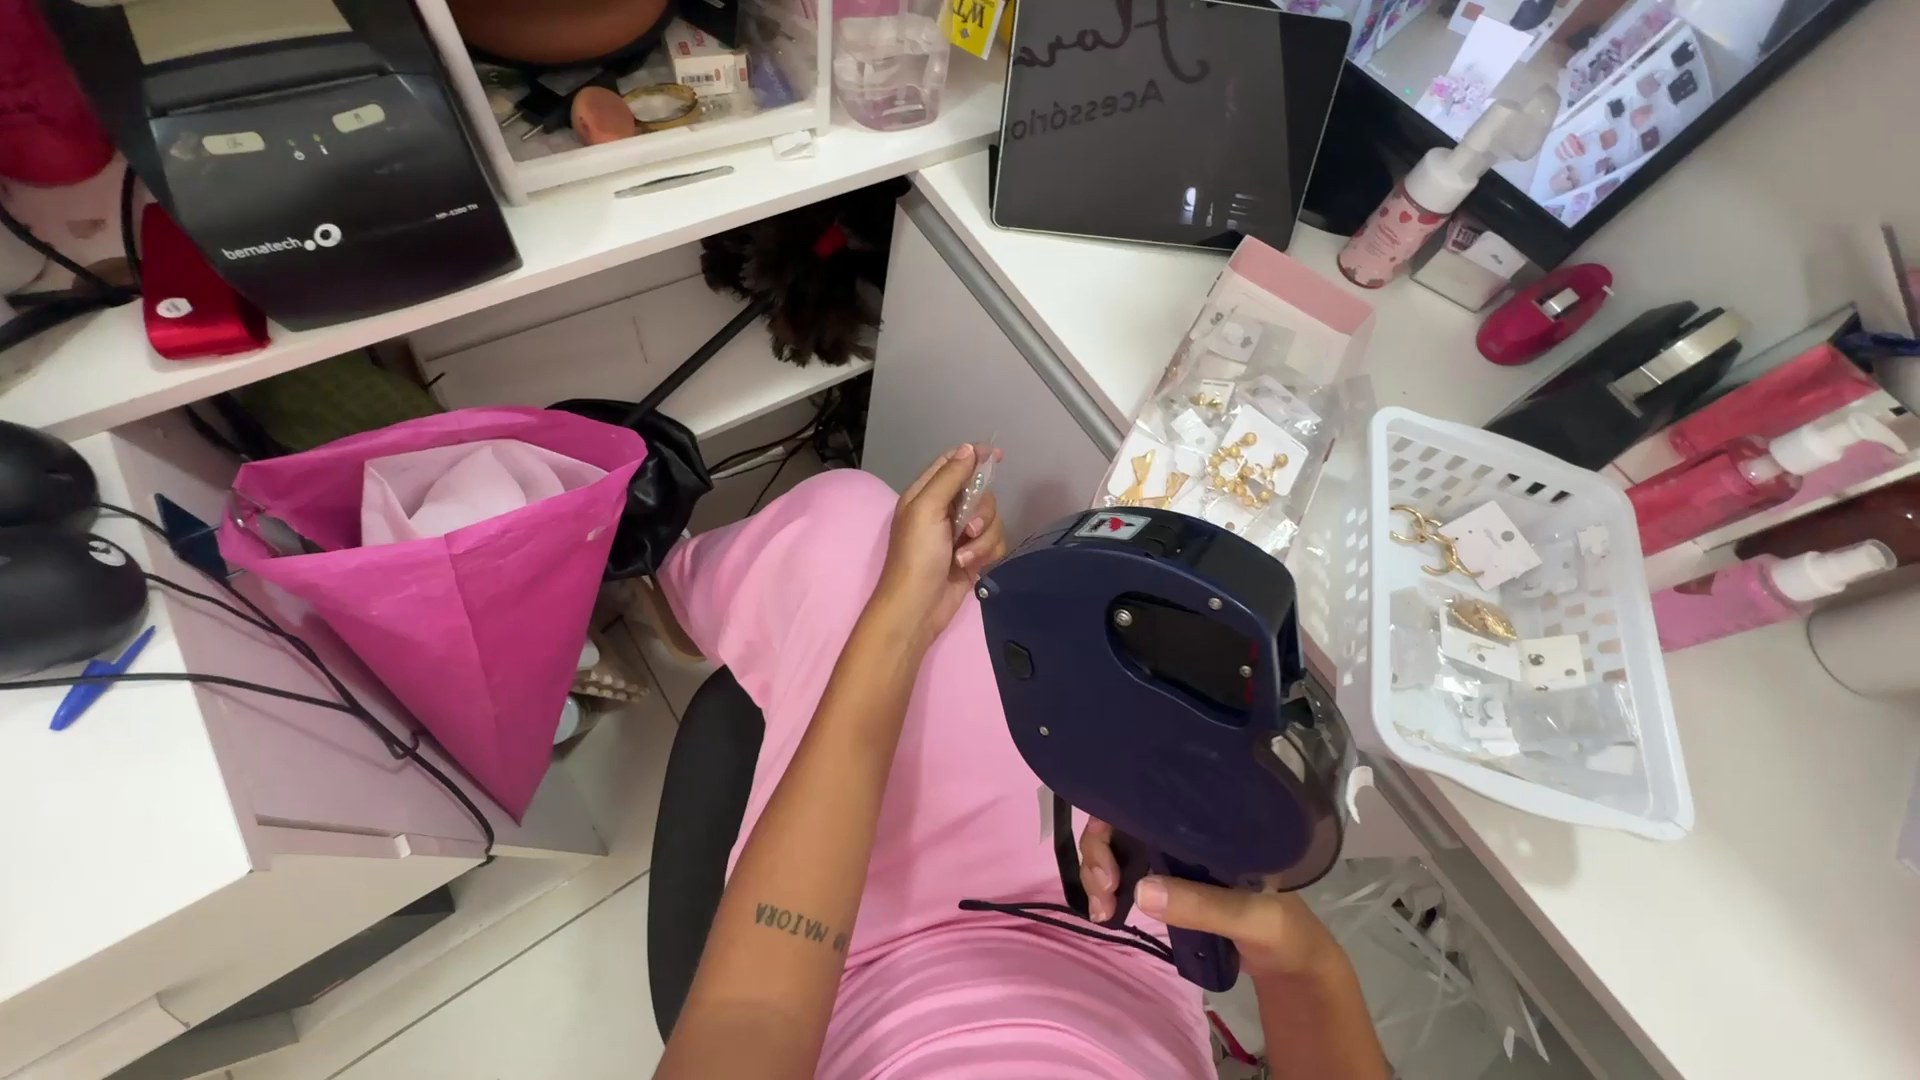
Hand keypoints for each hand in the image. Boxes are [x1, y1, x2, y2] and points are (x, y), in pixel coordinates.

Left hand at [870, 445, 1005, 651]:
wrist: (918, 607)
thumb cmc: (916, 556)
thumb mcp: (927, 509)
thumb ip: (950, 477)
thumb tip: (970, 448)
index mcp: (926, 494)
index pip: (954, 464)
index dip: (975, 457)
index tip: (998, 456)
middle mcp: (944, 510)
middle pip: (981, 493)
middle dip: (981, 512)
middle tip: (967, 529)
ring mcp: (960, 535)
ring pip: (992, 520)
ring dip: (983, 539)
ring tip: (964, 557)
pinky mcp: (974, 556)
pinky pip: (996, 543)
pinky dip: (988, 554)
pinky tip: (973, 567)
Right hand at [1078, 818, 1340, 982]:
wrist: (1290, 964)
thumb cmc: (1282, 927)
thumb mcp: (1253, 917)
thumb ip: (1203, 905)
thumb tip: (1141, 891)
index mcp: (1202, 821)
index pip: (1144, 797)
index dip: (1111, 817)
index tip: (1106, 858)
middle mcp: (1178, 830)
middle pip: (1118, 821)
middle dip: (1097, 851)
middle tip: (1104, 890)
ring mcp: (1167, 857)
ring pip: (1113, 848)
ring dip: (1095, 874)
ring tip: (1103, 911)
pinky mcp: (1162, 884)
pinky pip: (1121, 875)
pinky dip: (1104, 891)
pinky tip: (1105, 913)